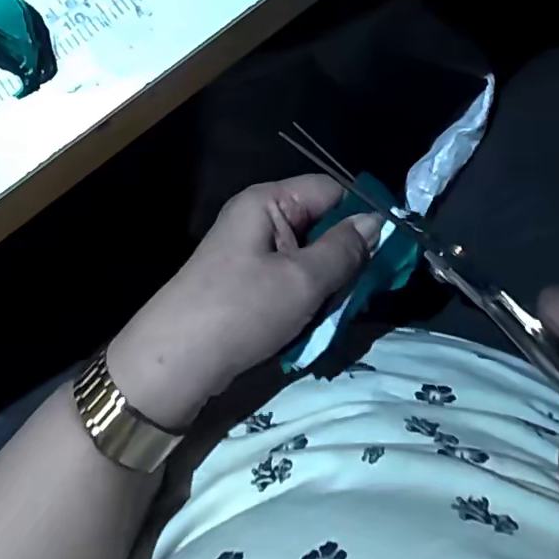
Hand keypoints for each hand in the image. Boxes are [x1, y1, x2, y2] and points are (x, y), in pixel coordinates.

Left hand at [106, 176, 381, 429]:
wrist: (170, 367)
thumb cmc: (240, 311)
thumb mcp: (303, 280)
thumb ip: (346, 248)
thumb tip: (377, 222)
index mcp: (269, 201)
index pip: (331, 190)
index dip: (361, 215)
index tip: (389, 248)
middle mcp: (260, 218)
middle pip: (323, 222)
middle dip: (347, 255)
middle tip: (366, 288)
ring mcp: (252, 250)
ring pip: (311, 254)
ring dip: (330, 282)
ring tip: (337, 311)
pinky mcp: (248, 280)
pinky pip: (293, 276)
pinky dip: (310, 296)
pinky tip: (314, 321)